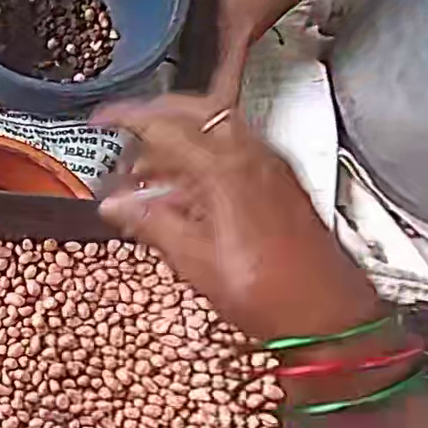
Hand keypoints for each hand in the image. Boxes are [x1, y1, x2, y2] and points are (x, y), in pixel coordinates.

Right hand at [93, 94, 379, 342]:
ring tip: (142, 169)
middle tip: (122, 131)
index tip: (101, 119)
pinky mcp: (277, 184)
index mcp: (226, 169)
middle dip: (154, 115)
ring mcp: (269, 168)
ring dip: (175, 140)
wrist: (326, 315)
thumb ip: (150, 223)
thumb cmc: (265, 290)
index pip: (166, 125)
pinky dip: (197, 158)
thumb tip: (113, 204)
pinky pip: (231, 152)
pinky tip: (178, 187)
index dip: (127, 119)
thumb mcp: (192, 259)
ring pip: (215, 130)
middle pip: (197, 111)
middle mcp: (252, 157)